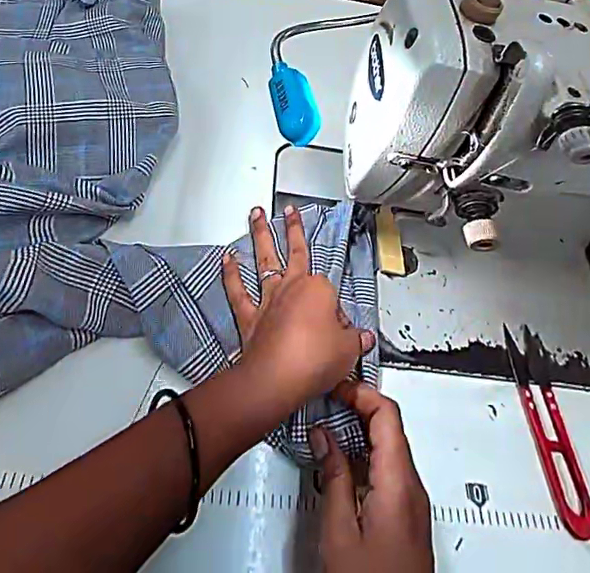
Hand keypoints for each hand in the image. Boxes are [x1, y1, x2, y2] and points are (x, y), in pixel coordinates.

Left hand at [220, 205, 373, 410]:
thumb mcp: (348, 351)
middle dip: (293, 228)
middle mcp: (292, 287)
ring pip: (265, 259)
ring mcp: (269, 298)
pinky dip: (231, 273)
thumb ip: (354, 341)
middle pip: (295, 251)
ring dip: (259, 235)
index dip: (337, 313)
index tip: (340, 333)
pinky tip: (227, 258)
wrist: (278, 378)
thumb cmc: (314, 360)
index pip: (331, 292)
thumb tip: (361, 338)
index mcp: (319, 289)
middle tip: (290, 211)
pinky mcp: (249, 314)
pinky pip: (237, 289)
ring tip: (255, 214)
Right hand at [314, 381, 431, 572]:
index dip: (360, 392)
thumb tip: (324, 436)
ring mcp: (413, 503)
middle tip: (325, 403)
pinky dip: (365, 454)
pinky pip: (389, 469)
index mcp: (400, 485)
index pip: (388, 414)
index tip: (334, 388)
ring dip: (359, 431)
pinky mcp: (408, 515)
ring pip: (389, 447)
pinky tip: (340, 462)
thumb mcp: (339, 531)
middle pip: (390, 427)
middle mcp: (413, 489)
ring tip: (326, 430)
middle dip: (356, 408)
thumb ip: (332, 476)